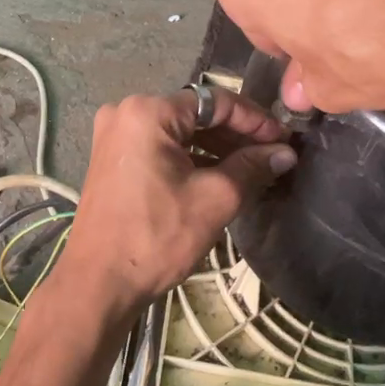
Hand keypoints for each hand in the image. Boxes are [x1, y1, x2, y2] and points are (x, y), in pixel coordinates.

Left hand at [57, 89, 294, 315]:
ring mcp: (114, 136)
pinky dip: (191, 158)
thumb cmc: (157, 237)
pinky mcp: (112, 159)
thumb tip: (285, 153)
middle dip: (236, 135)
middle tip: (273, 155)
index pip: (216, 102)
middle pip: (196, 114)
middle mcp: (125, 112)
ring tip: (254, 169)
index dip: (255, 121)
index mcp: (148, 112)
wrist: (99, 283)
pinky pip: (161, 147)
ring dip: (216, 148)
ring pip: (179, 132)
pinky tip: (221, 176)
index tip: (284, 139)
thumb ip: (252, 168)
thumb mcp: (215, 199)